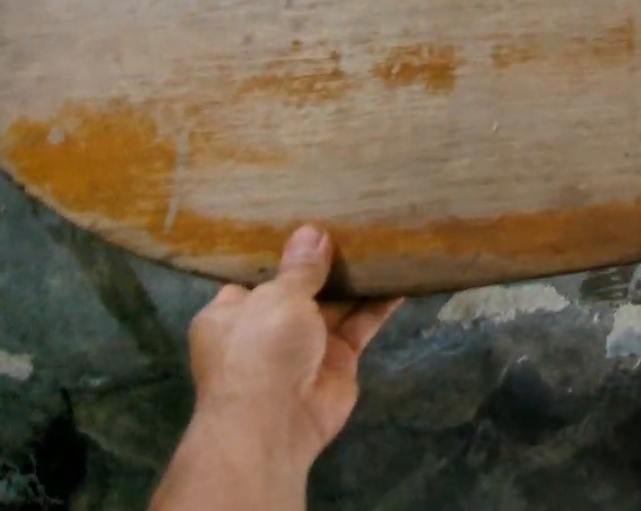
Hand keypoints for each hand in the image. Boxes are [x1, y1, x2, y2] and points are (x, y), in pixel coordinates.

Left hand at [185, 225, 401, 479]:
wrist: (277, 419)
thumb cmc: (261, 350)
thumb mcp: (277, 298)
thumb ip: (301, 268)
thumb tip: (312, 231)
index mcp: (233, 314)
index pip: (256, 276)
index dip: (283, 252)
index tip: (313, 222)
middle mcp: (268, 326)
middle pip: (304, 286)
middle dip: (331, 262)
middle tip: (362, 223)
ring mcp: (306, 341)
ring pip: (339, 301)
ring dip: (362, 278)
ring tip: (391, 240)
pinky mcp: (340, 353)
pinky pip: (364, 319)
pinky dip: (384, 300)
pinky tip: (406, 274)